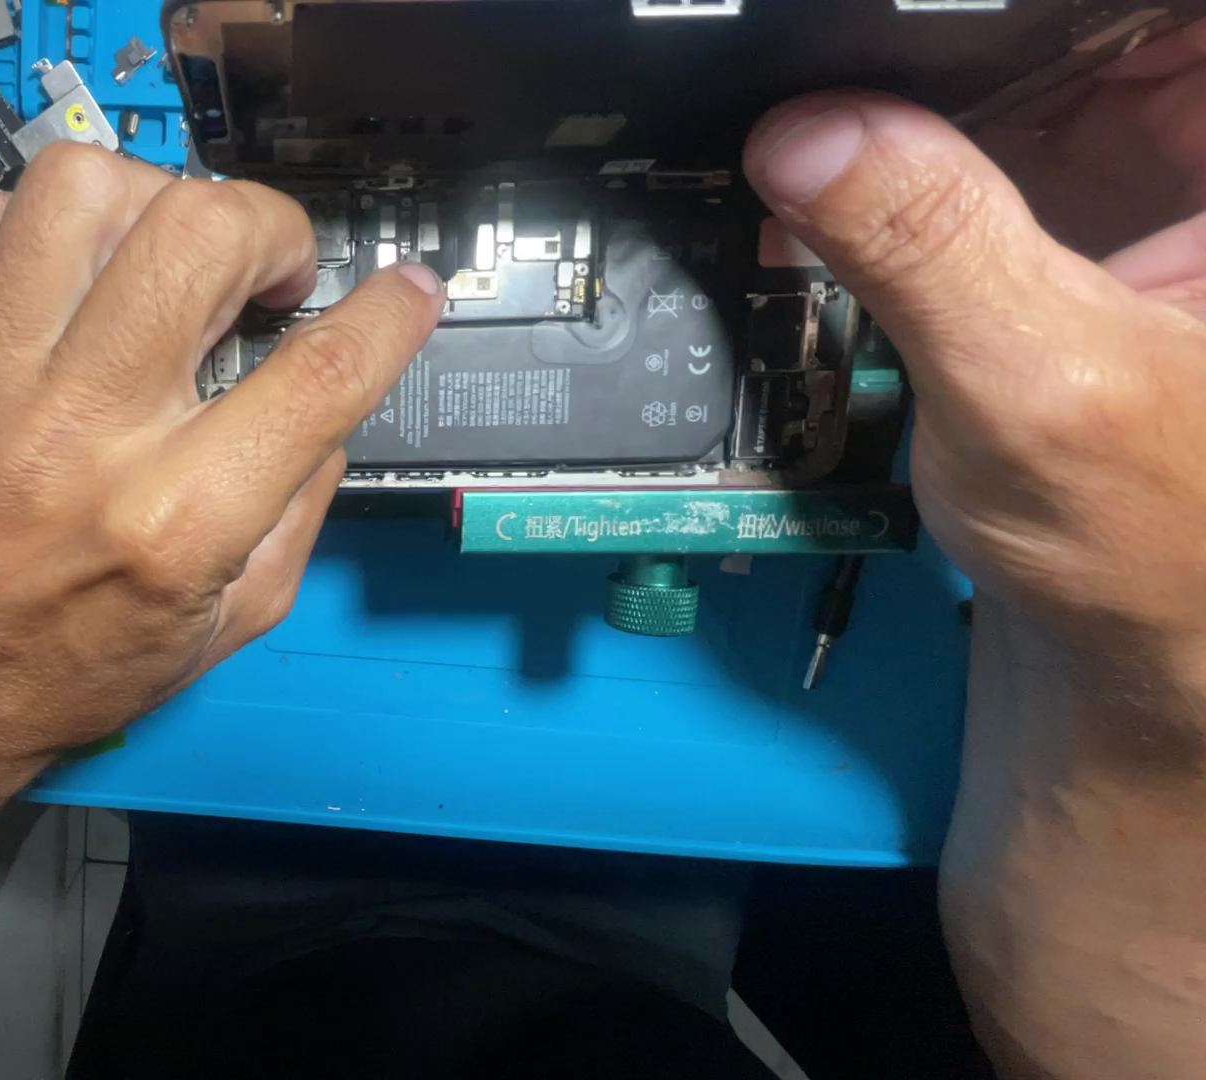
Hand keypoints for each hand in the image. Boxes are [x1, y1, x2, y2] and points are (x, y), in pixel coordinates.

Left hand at [0, 145, 443, 833]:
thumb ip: (305, 492)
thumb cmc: (99, 669)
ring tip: (172, 263)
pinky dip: (65, 231)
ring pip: (84, 190)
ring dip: (160, 203)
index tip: (410, 293)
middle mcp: (78, 438)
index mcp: (178, 523)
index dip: (387, 317)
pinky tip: (86, 286)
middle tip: (268, 278)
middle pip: (196, 238)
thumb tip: (332, 379)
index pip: (316, 377)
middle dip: (268, 230)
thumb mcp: (242, 613)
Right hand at [741, 35, 1205, 650]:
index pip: (1158, 11)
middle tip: (820, 58)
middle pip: (1085, 21)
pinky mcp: (1082, 200)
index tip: (881, 27)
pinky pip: (983, 133)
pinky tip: (823, 183)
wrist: (1137, 613)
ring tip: (806, 120)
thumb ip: (924, 247)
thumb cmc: (1150, 527)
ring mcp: (1165, 157)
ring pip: (1030, 62)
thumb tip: (800, 134)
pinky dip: (893, 152)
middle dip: (946, 38)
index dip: (1012, 8)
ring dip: (909, 92)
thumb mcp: (1031, 381)